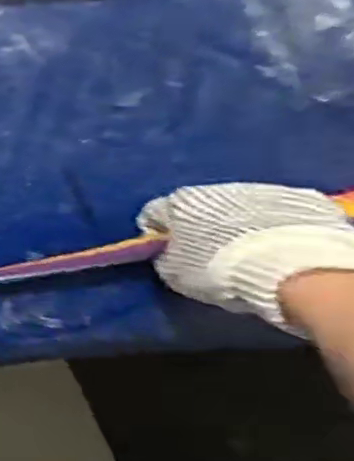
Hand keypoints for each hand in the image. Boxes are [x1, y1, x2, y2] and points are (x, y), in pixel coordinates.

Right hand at [139, 183, 353, 334]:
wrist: (296, 270)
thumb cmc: (220, 269)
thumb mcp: (174, 269)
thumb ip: (164, 253)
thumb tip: (167, 251)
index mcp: (178, 203)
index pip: (154, 214)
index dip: (159, 234)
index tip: (167, 251)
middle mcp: (217, 190)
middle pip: (200, 207)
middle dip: (201, 225)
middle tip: (211, 251)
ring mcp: (264, 192)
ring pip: (240, 206)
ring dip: (239, 223)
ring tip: (250, 247)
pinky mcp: (305, 200)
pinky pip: (280, 211)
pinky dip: (275, 224)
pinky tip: (279, 243)